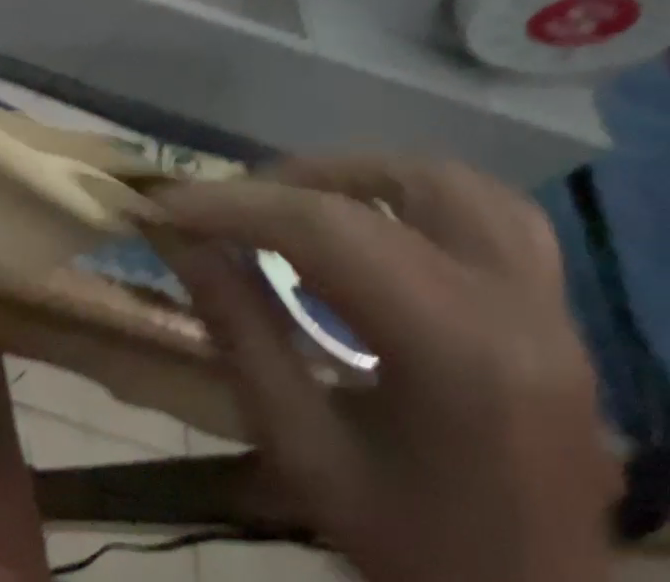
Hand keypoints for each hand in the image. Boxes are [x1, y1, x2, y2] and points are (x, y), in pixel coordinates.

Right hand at [157, 158, 619, 581]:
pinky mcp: (555, 318)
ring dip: (362, 177)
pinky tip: (363, 226)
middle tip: (225, 209)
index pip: (330, 230)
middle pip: (407, 186)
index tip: (161, 207)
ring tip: (288, 204)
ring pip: (462, 187)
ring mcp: (552, 312)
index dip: (233, 205)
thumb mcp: (298, 447)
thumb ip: (240, 334)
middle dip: (297, 180)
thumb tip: (180, 244)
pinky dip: (412, 200)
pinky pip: (493, 218)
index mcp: (457, 353)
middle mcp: (520, 312)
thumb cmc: (403, 540)